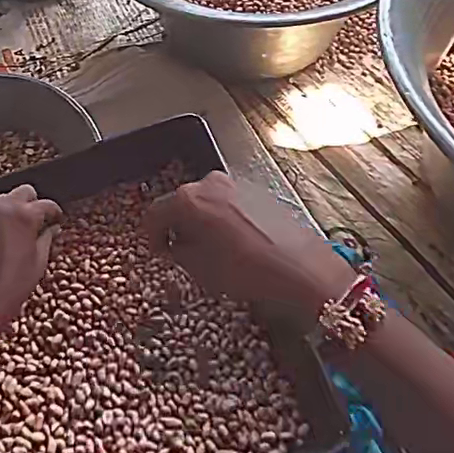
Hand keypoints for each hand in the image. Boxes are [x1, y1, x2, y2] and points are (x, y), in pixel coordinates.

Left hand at [0, 185, 62, 323]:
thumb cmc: (7, 289)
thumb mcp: (37, 265)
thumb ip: (46, 239)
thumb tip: (51, 230)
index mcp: (23, 215)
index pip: (46, 204)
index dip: (55, 212)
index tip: (56, 219)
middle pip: (22, 192)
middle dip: (32, 203)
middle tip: (37, 221)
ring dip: (10, 212)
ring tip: (14, 233)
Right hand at [140, 172, 355, 332]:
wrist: (301, 268)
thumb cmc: (245, 269)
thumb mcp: (200, 268)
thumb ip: (178, 251)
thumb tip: (176, 244)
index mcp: (189, 198)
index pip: (156, 212)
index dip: (152, 235)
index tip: (158, 252)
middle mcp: (210, 182)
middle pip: (182, 203)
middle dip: (179, 227)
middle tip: (182, 253)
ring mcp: (237, 183)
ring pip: (208, 201)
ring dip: (203, 222)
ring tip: (212, 251)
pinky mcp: (259, 190)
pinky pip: (230, 203)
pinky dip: (224, 219)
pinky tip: (235, 243)